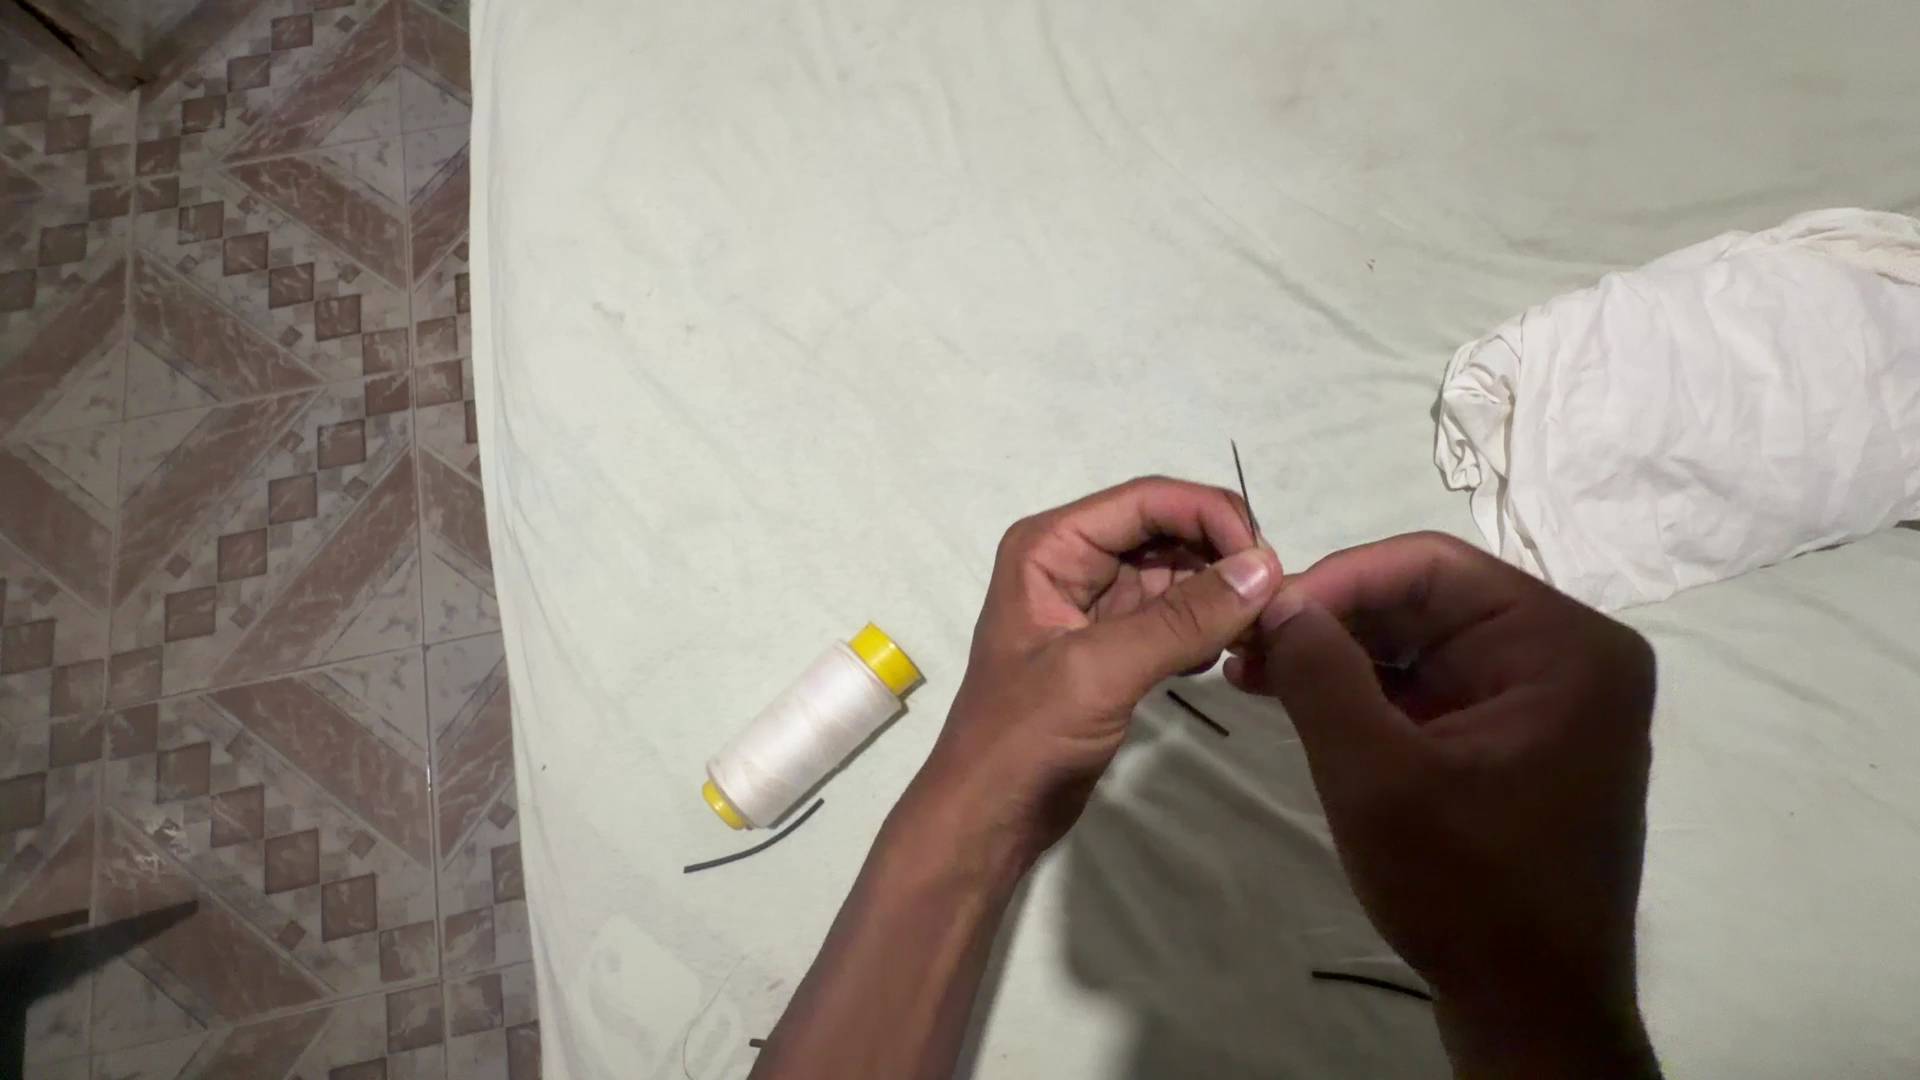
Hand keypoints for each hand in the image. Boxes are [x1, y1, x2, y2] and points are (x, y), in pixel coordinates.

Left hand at [910, 476, 1282, 864]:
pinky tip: (1219, 657)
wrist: (990, 811)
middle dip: (1220, 557)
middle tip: (1274, 602)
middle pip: (1164, 530)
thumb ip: (1181, 619)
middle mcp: (1070, 559)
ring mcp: (1092, 602)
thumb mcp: (1099, 670)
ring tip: (1256, 632)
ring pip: (1174, 573)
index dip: (1210, 515)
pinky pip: (1171, 615)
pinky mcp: (1112, 643)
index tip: (1268, 561)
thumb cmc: (1025, 736)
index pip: (1145, 500)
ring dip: (1219, 595)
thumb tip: (1264, 567)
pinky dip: (1202, 627)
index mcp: (1050, 545)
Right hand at [1230, 533, 1659, 1078]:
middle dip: (1325, 617)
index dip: (1336, 578)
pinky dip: (1347, 682)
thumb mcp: (1374, 774)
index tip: (1262, 613)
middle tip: (1246, 643)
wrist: (1523, 1006)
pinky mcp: (1493, 726)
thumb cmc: (1463, 887)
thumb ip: (1320, 672)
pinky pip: (1412, 678)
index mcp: (1561, 647)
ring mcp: (1526, 692)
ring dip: (1326, 649)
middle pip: (1417, 598)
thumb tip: (1276, 598)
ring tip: (1252, 670)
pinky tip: (1286, 692)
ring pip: (1406, 635)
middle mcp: (1556, 654)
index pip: (1431, 567)